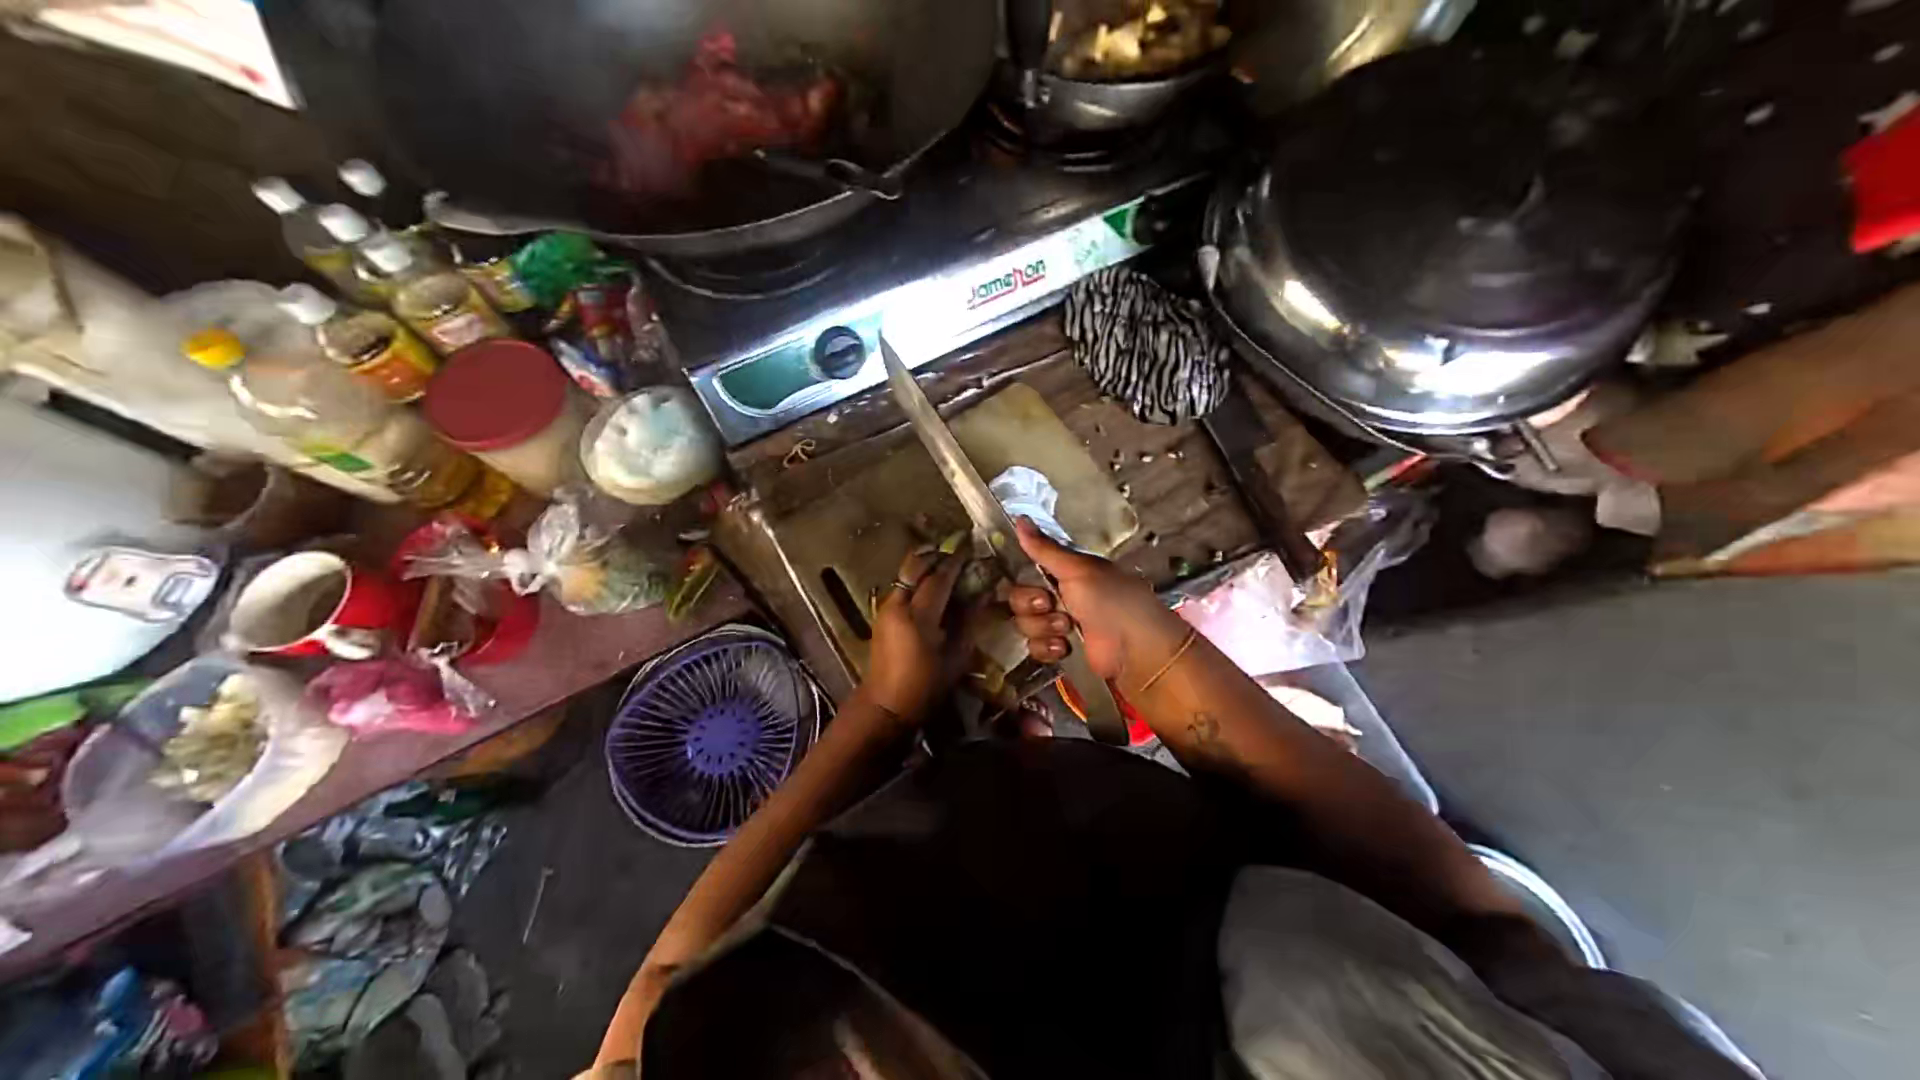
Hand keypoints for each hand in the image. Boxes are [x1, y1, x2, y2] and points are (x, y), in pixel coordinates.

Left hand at [860, 547, 968, 718]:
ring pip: (905, 574)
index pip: (939, 578)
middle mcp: (898, 604)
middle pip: (915, 566)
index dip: (956, 563)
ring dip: (925, 566)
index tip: (972, 552)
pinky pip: (901, 587)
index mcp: (918, 615)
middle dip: (937, 556)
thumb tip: (983, 593)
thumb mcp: (956, 656)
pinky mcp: (880, 615)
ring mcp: (885, 608)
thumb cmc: (926, 685)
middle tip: (957, 555)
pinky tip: (931, 589)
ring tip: (946, 568)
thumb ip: (968, 621)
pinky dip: (916, 581)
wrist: (886, 704)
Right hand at [1008, 518, 1190, 687]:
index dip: (1027, 582)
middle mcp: (1061, 596)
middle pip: (1021, 600)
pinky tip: (1064, 647)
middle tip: (1053, 607)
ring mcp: (1061, 625)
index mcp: (1067, 572)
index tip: (1040, 586)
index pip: (1028, 573)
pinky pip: (1036, 648)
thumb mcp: (1078, 569)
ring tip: (1067, 629)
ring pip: (1026, 625)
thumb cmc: (1111, 601)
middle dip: (1033, 607)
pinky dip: (1048, 648)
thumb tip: (1019, 517)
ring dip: (1043, 628)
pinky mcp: (1062, 650)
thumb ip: (1046, 548)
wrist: (1134, 648)